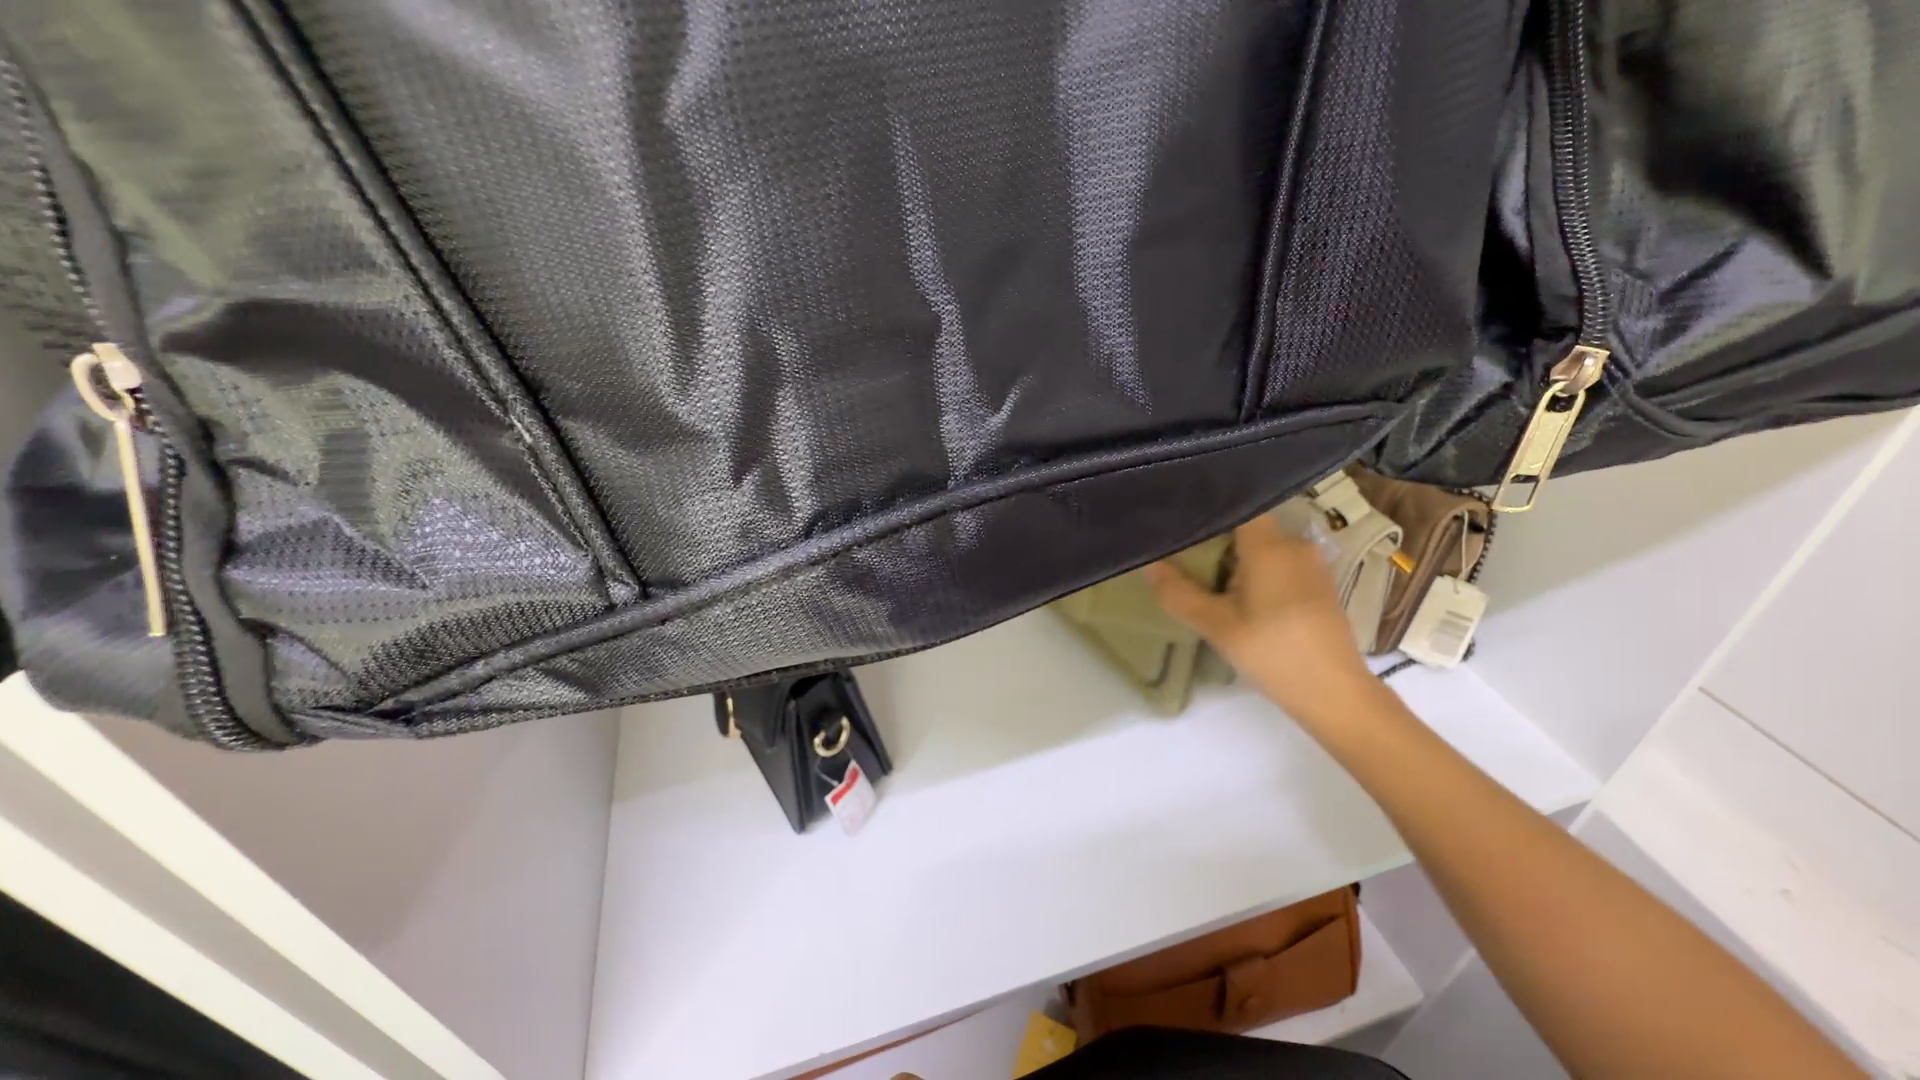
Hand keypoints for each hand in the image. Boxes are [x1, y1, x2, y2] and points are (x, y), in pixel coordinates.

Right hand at [1146, 514, 1375, 719]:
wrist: (1334, 693)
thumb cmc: (1273, 652)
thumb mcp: (1217, 627)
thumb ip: (1179, 594)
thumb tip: (1151, 565)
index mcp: (1270, 545)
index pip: (1239, 506)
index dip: (1211, 508)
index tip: (1183, 521)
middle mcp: (1296, 544)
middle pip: (1249, 529)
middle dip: (1219, 542)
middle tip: (1187, 560)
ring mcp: (1313, 565)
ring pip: (1266, 549)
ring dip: (1240, 562)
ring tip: (1210, 582)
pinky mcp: (1321, 586)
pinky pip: (1282, 566)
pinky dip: (1260, 576)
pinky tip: (1243, 601)